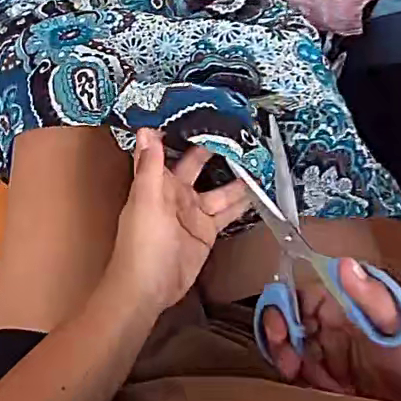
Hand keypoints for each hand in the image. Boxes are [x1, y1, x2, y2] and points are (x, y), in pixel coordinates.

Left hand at [105, 128, 250, 310]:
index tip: (202, 111)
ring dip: (237, 177)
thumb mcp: (145, 201)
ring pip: (219, 189)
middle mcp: (176, 194)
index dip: (183, 133)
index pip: (170, 151)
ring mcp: (193, 214)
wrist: (148, 288)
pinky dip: (242, 204)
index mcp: (158, 183)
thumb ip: (149, 166)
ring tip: (258, 158)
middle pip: (199, 166)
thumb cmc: (141, 244)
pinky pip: (227, 213)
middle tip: (238, 130)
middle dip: (216, 150)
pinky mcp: (207, 232)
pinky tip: (258, 191)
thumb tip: (145, 130)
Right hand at [263, 259, 400, 400]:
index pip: (300, 296)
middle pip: (291, 325)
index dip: (282, 309)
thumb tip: (342, 262)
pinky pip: (311, 378)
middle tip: (291, 369)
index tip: (280, 335)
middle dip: (282, 345)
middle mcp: (339, 323)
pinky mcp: (342, 380)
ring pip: (297, 353)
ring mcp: (340, 352)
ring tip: (325, 386)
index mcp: (349, 302)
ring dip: (299, 369)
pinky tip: (332, 395)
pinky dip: (311, 386)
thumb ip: (370, 297)